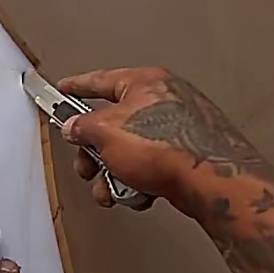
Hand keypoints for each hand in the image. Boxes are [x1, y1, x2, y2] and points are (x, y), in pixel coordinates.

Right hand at [56, 67, 267, 214]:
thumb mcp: (104, 132)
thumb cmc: (167, 148)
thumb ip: (81, 126)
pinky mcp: (185, 155)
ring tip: (114, 189)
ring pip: (127, 151)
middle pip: (111, 125)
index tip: (64, 88)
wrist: (209, 180)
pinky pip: (147, 167)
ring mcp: (177, 129)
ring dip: (113, 175)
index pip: (101, 80)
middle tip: (89, 167)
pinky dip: (137, 182)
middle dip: (94, 154)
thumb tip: (74, 127)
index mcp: (145, 83)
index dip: (77, 86)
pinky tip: (139, 192)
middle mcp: (164, 100)